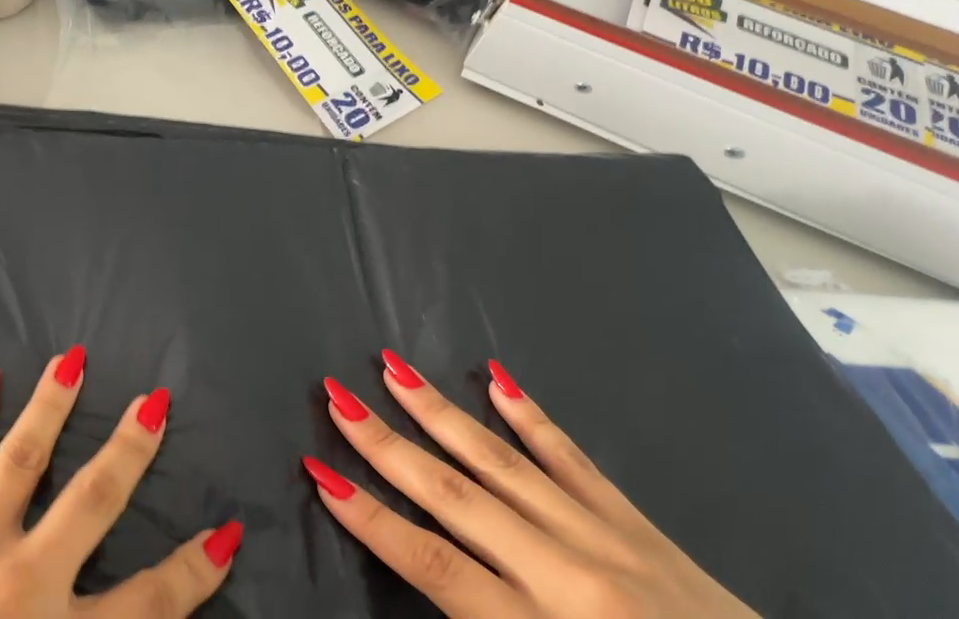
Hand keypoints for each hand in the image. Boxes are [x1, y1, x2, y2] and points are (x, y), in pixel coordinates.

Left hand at [0, 346, 241, 618]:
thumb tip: (114, 618)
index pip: (148, 605)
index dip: (194, 572)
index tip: (225, 533)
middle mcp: (22, 581)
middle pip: (94, 502)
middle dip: (129, 451)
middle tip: (155, 402)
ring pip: (23, 458)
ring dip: (51, 407)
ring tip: (72, 361)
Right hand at [304, 352, 757, 618]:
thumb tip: (431, 589)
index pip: (432, 564)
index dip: (371, 519)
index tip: (320, 474)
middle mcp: (566, 573)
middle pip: (455, 496)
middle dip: (386, 445)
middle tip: (336, 394)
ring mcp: (605, 538)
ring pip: (504, 462)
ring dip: (441, 414)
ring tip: (393, 369)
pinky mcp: (638, 524)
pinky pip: (574, 460)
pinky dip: (532, 417)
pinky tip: (498, 378)